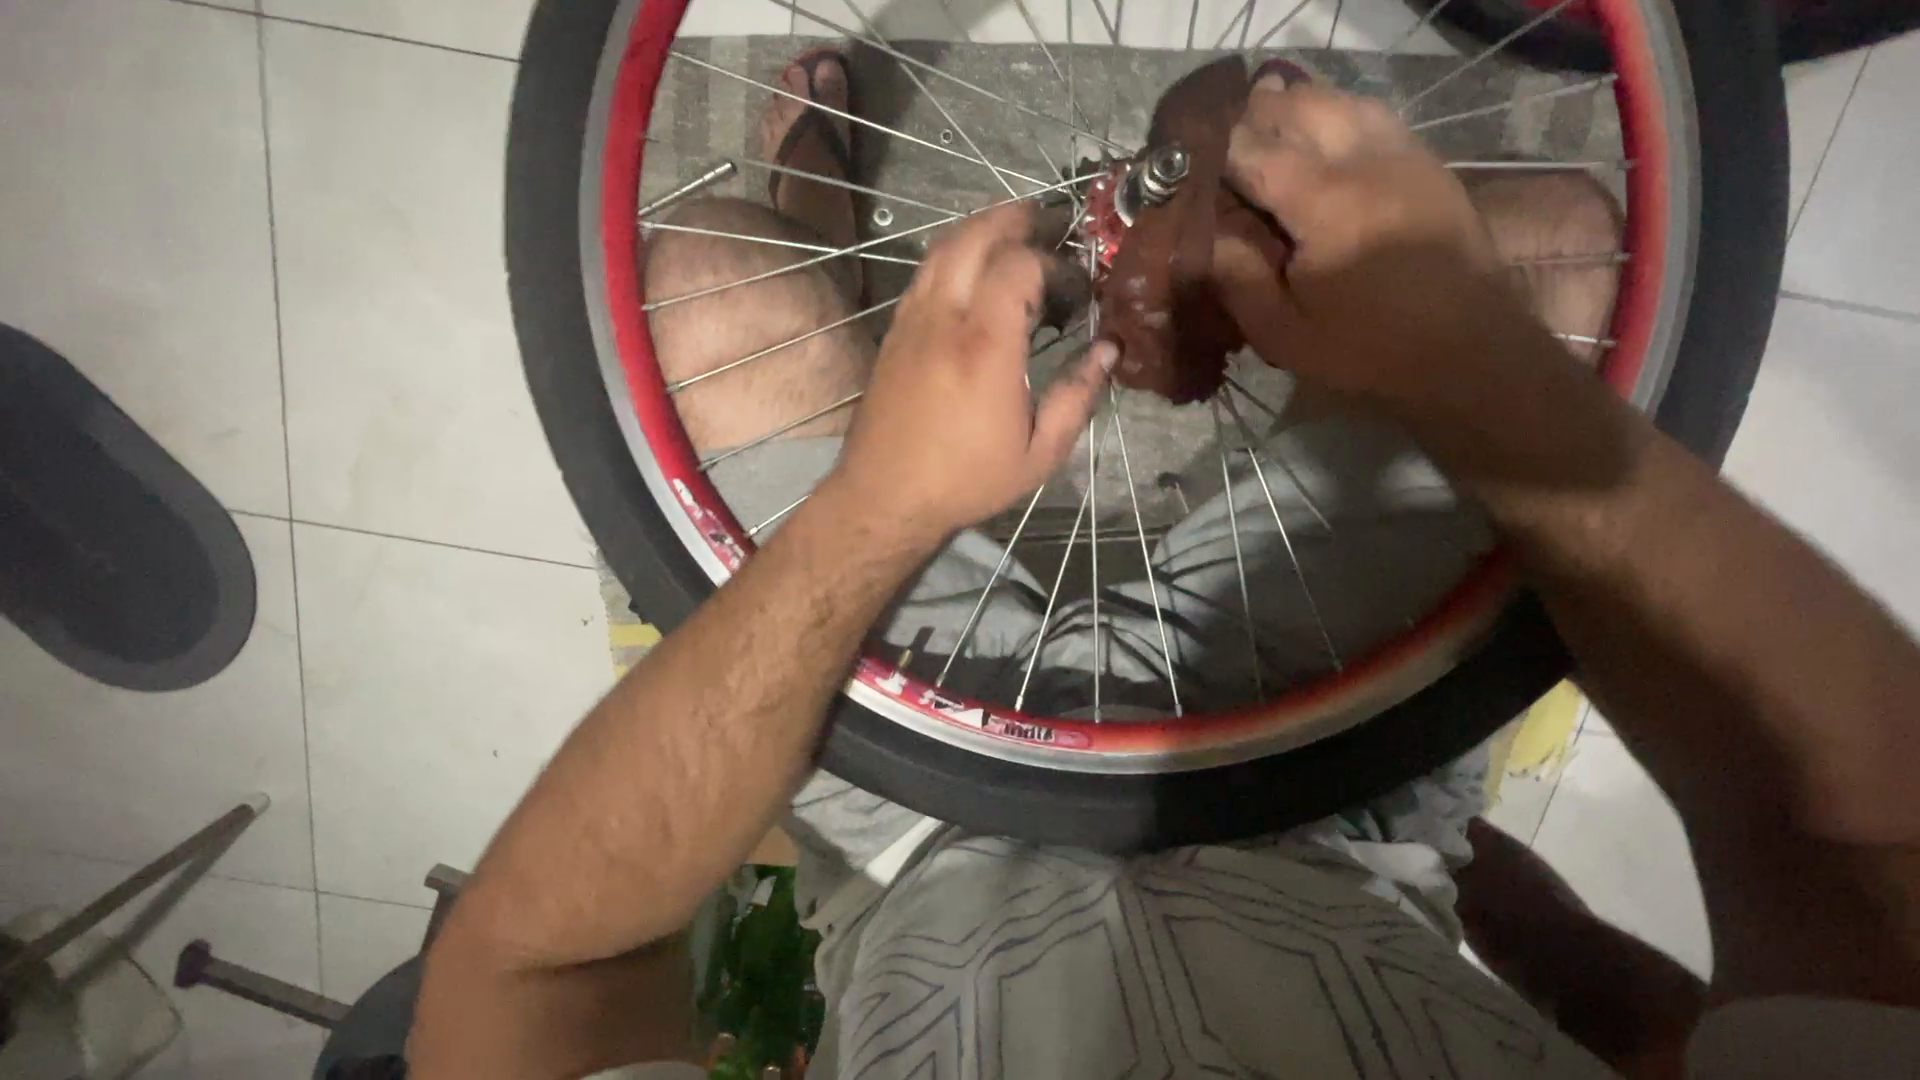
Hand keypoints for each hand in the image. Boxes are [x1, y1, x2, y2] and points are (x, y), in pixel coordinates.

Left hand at [821, 203, 1115, 547]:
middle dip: (1017, 218)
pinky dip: (954, 256)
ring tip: (1017, 236)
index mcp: (986, 344)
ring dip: (982, 229)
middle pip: (976, 235)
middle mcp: (944, 317)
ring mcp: (912, 319)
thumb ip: (1078, 396)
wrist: (884, 497)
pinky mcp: (894, 332)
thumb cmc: (966, 481)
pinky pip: (925, 273)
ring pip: (943, 247)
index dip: (1057, 263)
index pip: (1022, 264)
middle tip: (1052, 223)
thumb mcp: (1040, 453)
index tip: (1078, 288)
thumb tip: (1109, 349)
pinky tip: (974, 274)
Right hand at [1213, 84, 1522, 406]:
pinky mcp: (1423, 159)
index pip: (1253, 148)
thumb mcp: (1283, 334)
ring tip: (1265, 143)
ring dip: (1293, 113)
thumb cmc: (1366, 348)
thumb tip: (1208, 233)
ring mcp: (1401, 151)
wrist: (1466, 346)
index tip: (1190, 173)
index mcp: (1325, 203)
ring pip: (1335, 99)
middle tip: (1224, 160)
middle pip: (1295, 106)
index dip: (1215, 154)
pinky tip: (1315, 146)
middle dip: (1252, 122)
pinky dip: (1332, 117)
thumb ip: (1237, 279)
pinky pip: (1368, 113)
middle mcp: (1365, 159)